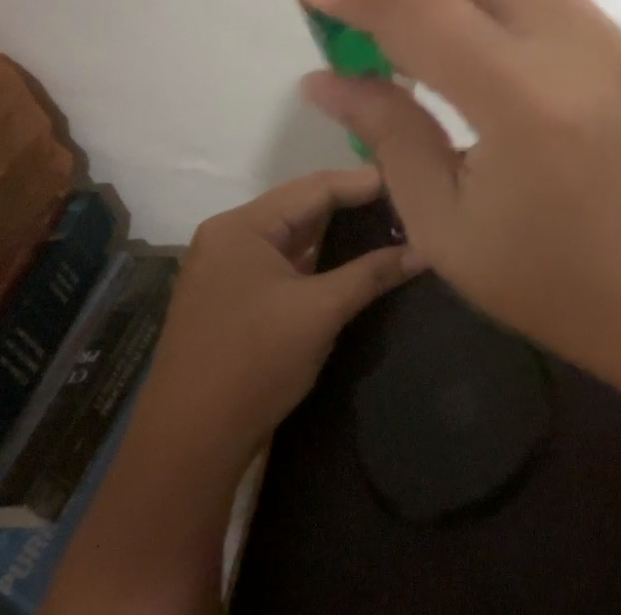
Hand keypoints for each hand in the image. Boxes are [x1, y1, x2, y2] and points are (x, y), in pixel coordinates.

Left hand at [141, 168, 419, 452]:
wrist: (192, 441)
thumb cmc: (253, 362)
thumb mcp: (322, 311)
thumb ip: (374, 273)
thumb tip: (428, 250)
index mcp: (241, 228)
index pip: (316, 187)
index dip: (368, 182)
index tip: (416, 179)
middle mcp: (232, 238)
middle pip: (306, 207)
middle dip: (359, 205)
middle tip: (413, 202)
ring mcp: (233, 270)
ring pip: (301, 236)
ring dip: (345, 233)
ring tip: (398, 227)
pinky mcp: (240, 298)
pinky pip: (292, 263)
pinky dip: (327, 259)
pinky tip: (364, 261)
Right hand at [229, 0, 620, 357]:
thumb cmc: (550, 283)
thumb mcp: (445, 224)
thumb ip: (388, 131)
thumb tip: (324, 74)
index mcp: (525, 100)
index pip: (410, 0)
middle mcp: (574, 46)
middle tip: (356, 15)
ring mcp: (604, 38)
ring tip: (396, 35)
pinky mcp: (615, 45)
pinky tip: (452, 49)